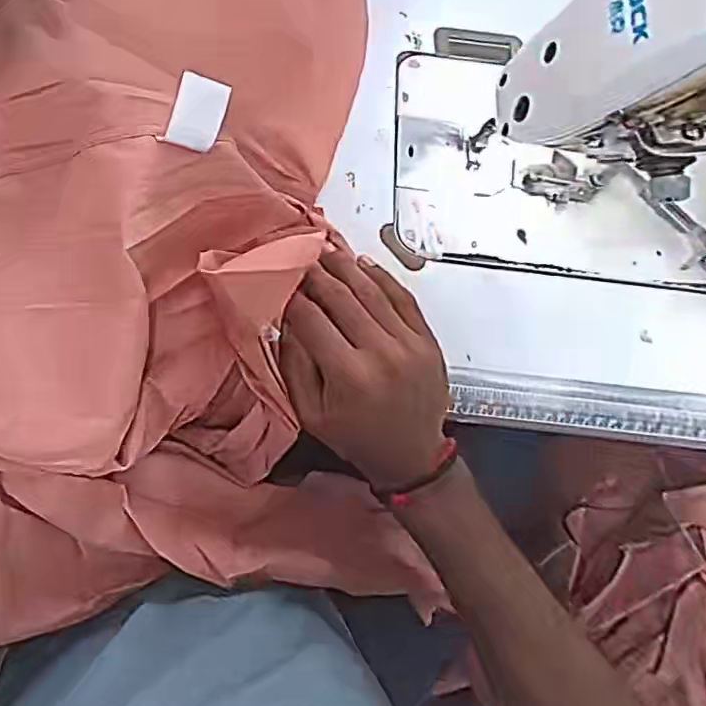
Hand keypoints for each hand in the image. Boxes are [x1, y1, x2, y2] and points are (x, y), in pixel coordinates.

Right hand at [280, 250, 449, 489]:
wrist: (411, 454)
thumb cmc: (354, 436)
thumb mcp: (310, 412)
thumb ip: (294, 364)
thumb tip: (284, 319)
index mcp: (349, 376)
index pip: (311, 319)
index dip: (291, 295)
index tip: (278, 280)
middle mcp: (382, 355)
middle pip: (341, 297)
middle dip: (315, 273)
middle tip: (298, 255)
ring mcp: (410, 345)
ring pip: (371, 291)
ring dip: (345, 266)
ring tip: (325, 250)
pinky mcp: (427, 341)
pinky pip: (402, 298)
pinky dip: (381, 277)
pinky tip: (362, 264)